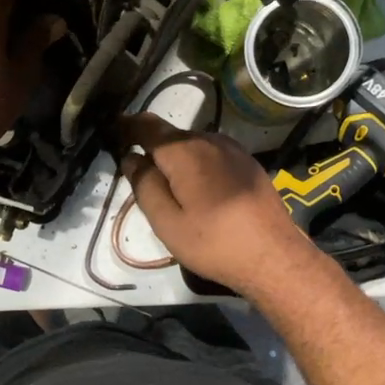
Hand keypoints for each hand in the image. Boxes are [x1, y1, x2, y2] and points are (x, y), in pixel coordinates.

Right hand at [117, 113, 320, 296]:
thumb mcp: (167, 222)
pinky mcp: (249, 165)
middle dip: (151, 147)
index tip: (111, 133)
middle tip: (136, 173)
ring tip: (166, 187)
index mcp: (185, 151)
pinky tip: (197, 193)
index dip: (126, 126)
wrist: (274, 257)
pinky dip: (196, 166)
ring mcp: (234, 150)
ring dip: (175, 159)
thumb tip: (131, 158)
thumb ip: (145, 186)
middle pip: (171, 136)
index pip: (147, 126)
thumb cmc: (214, 243)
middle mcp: (210, 141)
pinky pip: (212, 156)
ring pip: (193, 146)